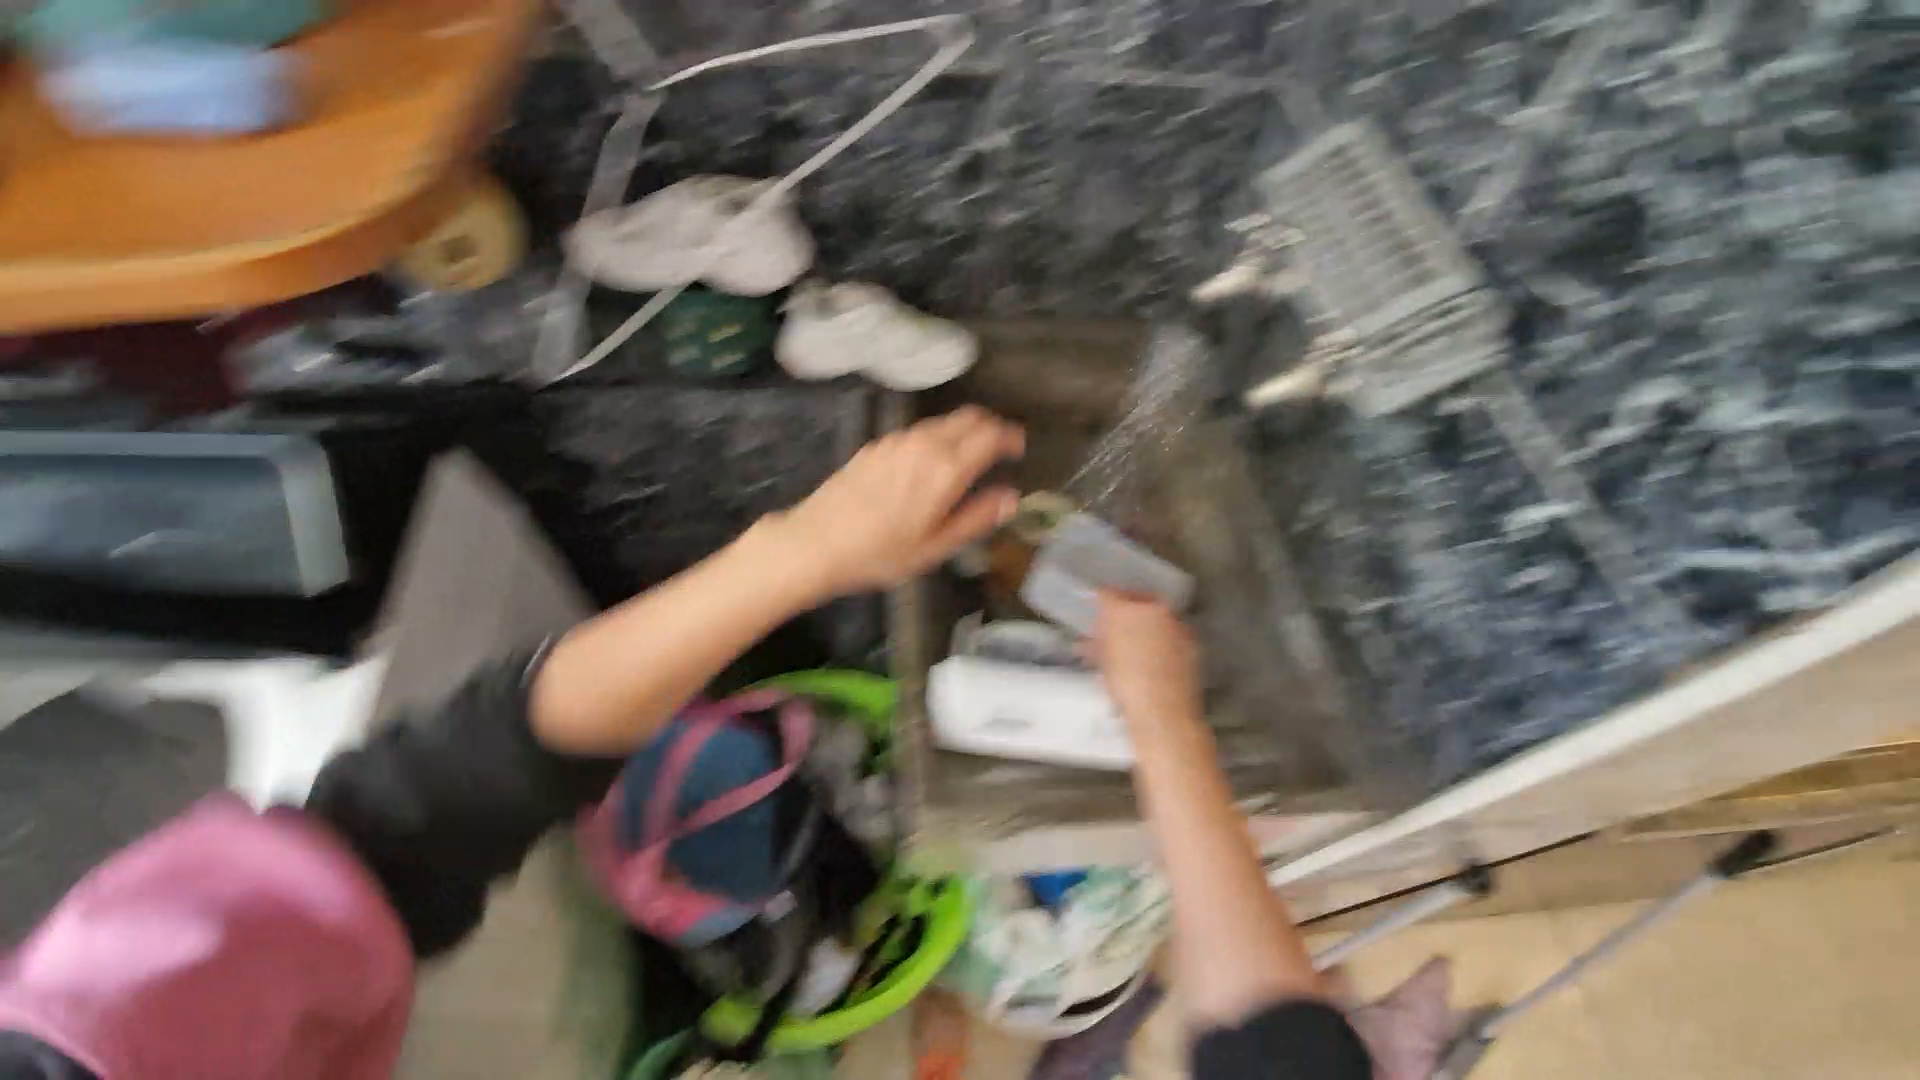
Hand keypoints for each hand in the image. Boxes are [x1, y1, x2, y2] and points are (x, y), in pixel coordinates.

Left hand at [765, 406, 1024, 597]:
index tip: (1019, 447)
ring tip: (968, 457)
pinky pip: (917, 432)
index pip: (990, 435)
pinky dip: (935, 438)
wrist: (814, 543)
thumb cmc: (880, 554)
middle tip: (1000, 446)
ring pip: (941, 422)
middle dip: (990, 426)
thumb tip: (1009, 498)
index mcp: (946, 469)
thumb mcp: (935, 547)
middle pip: (968, 417)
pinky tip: (928, 465)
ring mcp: (896, 441)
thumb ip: (976, 518)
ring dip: (962, 431)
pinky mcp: (875, 446)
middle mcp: (924, 445)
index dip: (1011, 436)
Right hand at [1092, 592, 1203, 728]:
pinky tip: (1157, 657)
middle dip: (1125, 611)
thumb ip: (1099, 643)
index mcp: (1124, 610)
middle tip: (1116, 628)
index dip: (1101, 601)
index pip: (1108, 594)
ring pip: (1157, 615)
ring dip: (1146, 625)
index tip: (1097, 609)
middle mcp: (1152, 609)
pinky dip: (1163, 639)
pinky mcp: (1192, 640)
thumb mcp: (1104, 663)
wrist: (1165, 711)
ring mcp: (1175, 622)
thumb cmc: (1125, 686)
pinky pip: (1172, 632)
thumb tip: (1090, 641)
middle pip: (1136, 600)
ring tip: (1136, 646)